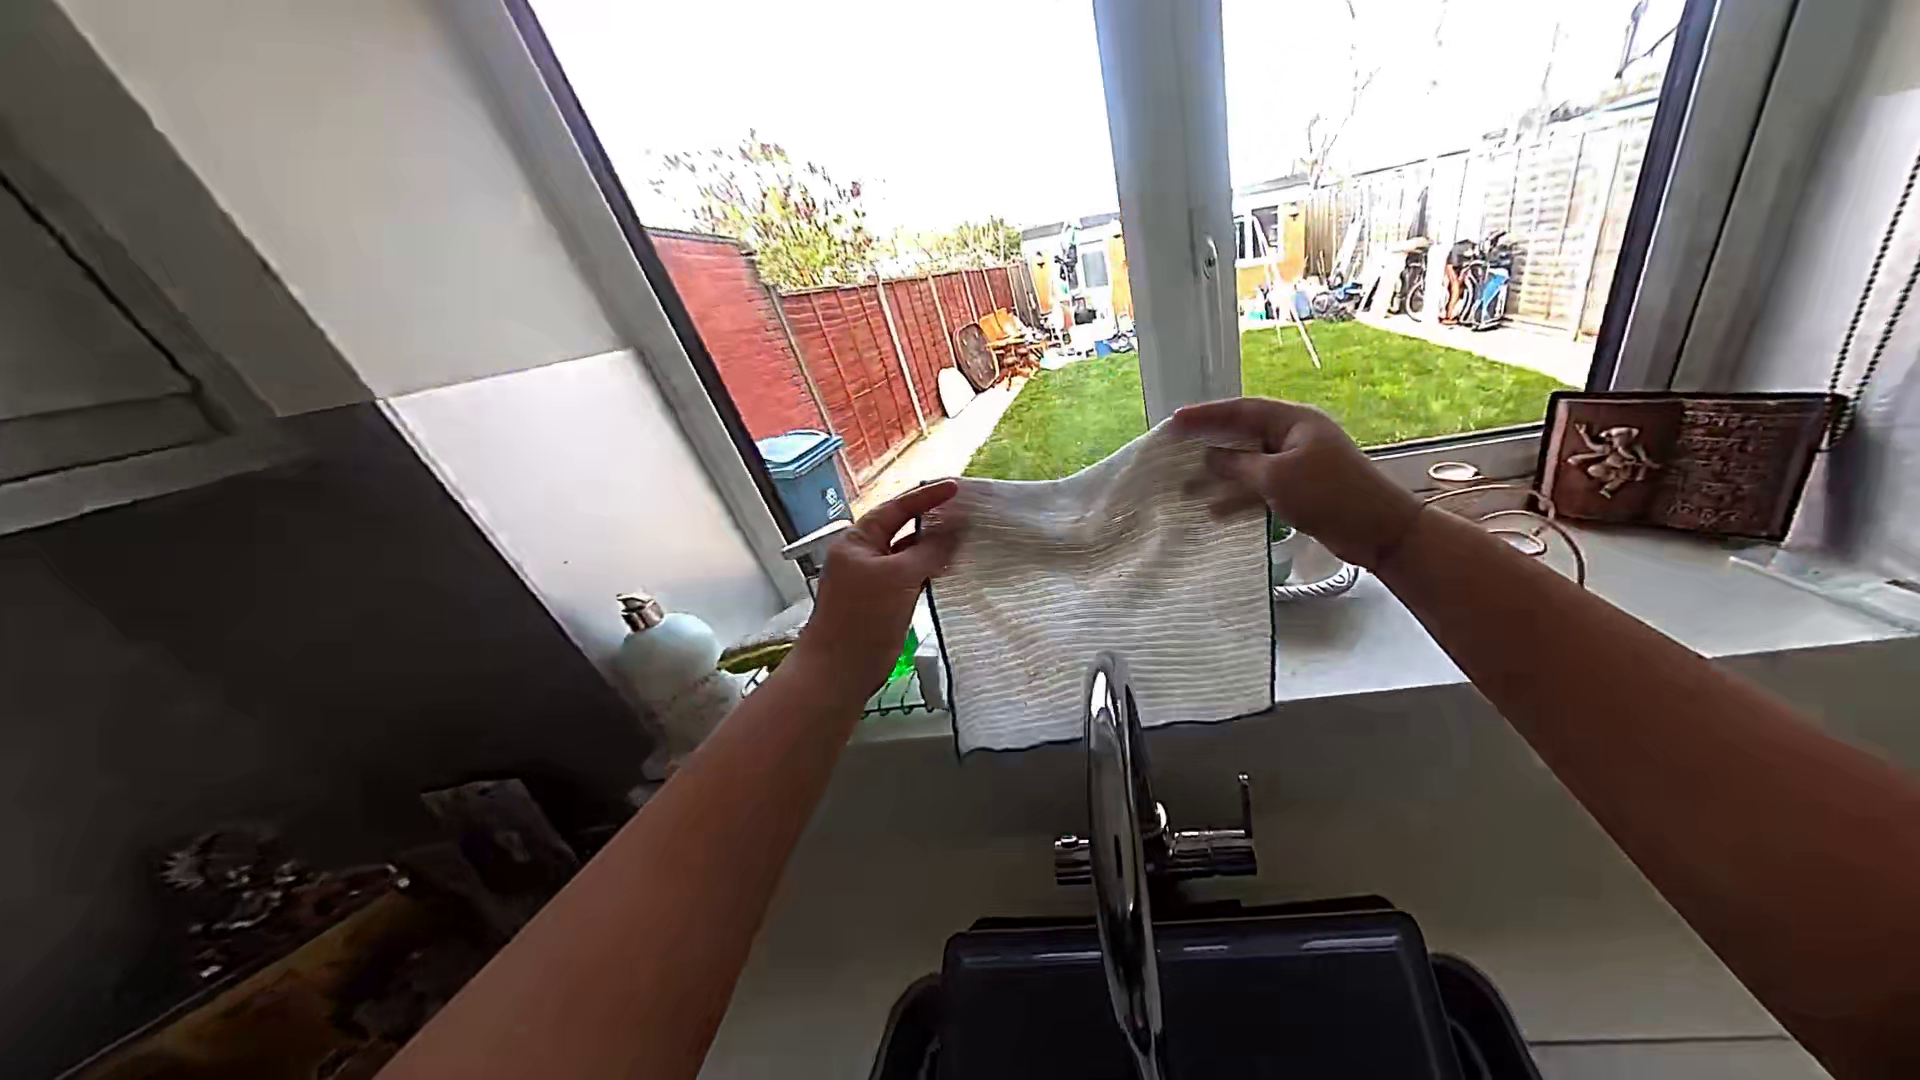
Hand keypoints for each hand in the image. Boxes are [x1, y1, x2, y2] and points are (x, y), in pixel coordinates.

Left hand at [788, 479, 959, 696]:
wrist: (840, 669)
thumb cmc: (863, 617)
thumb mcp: (898, 577)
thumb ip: (927, 552)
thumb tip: (952, 534)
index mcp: (858, 541)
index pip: (896, 509)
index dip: (926, 497)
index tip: (955, 488)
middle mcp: (864, 555)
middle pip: (901, 529)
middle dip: (931, 520)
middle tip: (964, 512)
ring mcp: (874, 580)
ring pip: (908, 555)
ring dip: (933, 547)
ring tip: (964, 537)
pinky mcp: (884, 602)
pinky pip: (910, 577)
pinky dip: (929, 570)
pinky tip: (950, 568)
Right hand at [1173, 398, 1421, 569]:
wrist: (1378, 531)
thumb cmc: (1329, 494)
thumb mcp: (1276, 476)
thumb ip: (1237, 465)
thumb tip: (1208, 456)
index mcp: (1293, 422)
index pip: (1241, 411)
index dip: (1206, 415)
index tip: (1174, 421)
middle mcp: (1293, 438)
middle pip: (1241, 436)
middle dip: (1208, 446)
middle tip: (1174, 451)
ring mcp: (1295, 464)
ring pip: (1247, 466)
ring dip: (1218, 478)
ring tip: (1186, 488)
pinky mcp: (1297, 490)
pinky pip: (1258, 488)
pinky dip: (1237, 498)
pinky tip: (1214, 512)